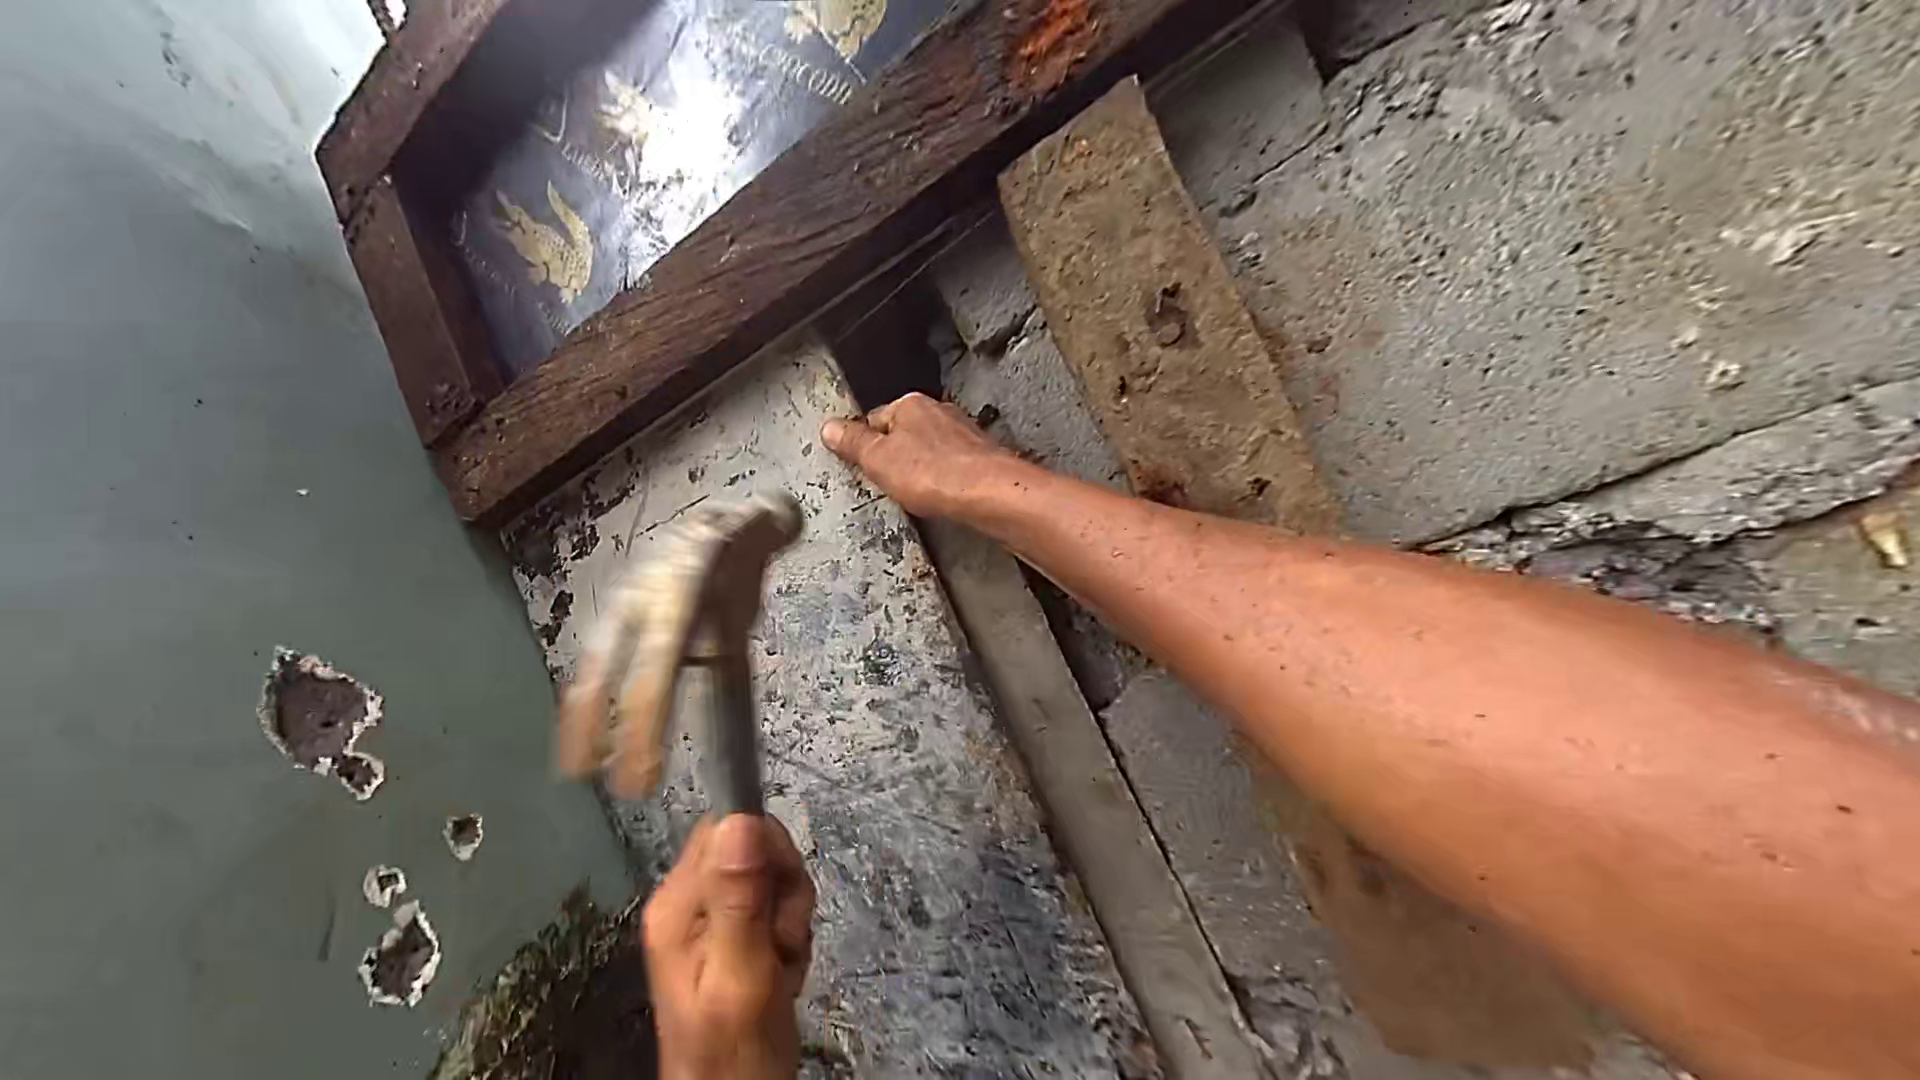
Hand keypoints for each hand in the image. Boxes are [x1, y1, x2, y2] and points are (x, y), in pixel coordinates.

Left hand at [644, 814, 815, 1079]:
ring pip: (773, 872)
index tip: (779, 895)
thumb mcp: (740, 974)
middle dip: (785, 886)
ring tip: (782, 959)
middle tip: (783, 937)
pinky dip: (792, 928)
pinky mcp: (734, 927)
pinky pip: (778, 898)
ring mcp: (712, 913)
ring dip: (792, 912)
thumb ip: (740, 897)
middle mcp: (690, 898)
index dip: (766, 851)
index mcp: (678, 902)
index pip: (729, 827)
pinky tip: (782, 965)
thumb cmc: (734, 1049)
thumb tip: (741, 818)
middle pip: (755, 846)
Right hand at [820, 392, 1026, 518]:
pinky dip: (944, 481)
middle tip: (886, 482)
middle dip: (895, 457)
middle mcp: (940, 413)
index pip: (875, 418)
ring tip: (916, 493)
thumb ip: (853, 443)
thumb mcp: (878, 459)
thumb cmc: (938, 472)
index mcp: (910, 406)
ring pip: (932, 451)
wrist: (989, 492)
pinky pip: (953, 468)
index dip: (864, 442)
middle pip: (905, 434)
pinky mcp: (980, 460)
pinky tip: (942, 496)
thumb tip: (830, 429)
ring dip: (922, 470)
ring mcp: (963, 436)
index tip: (858, 459)